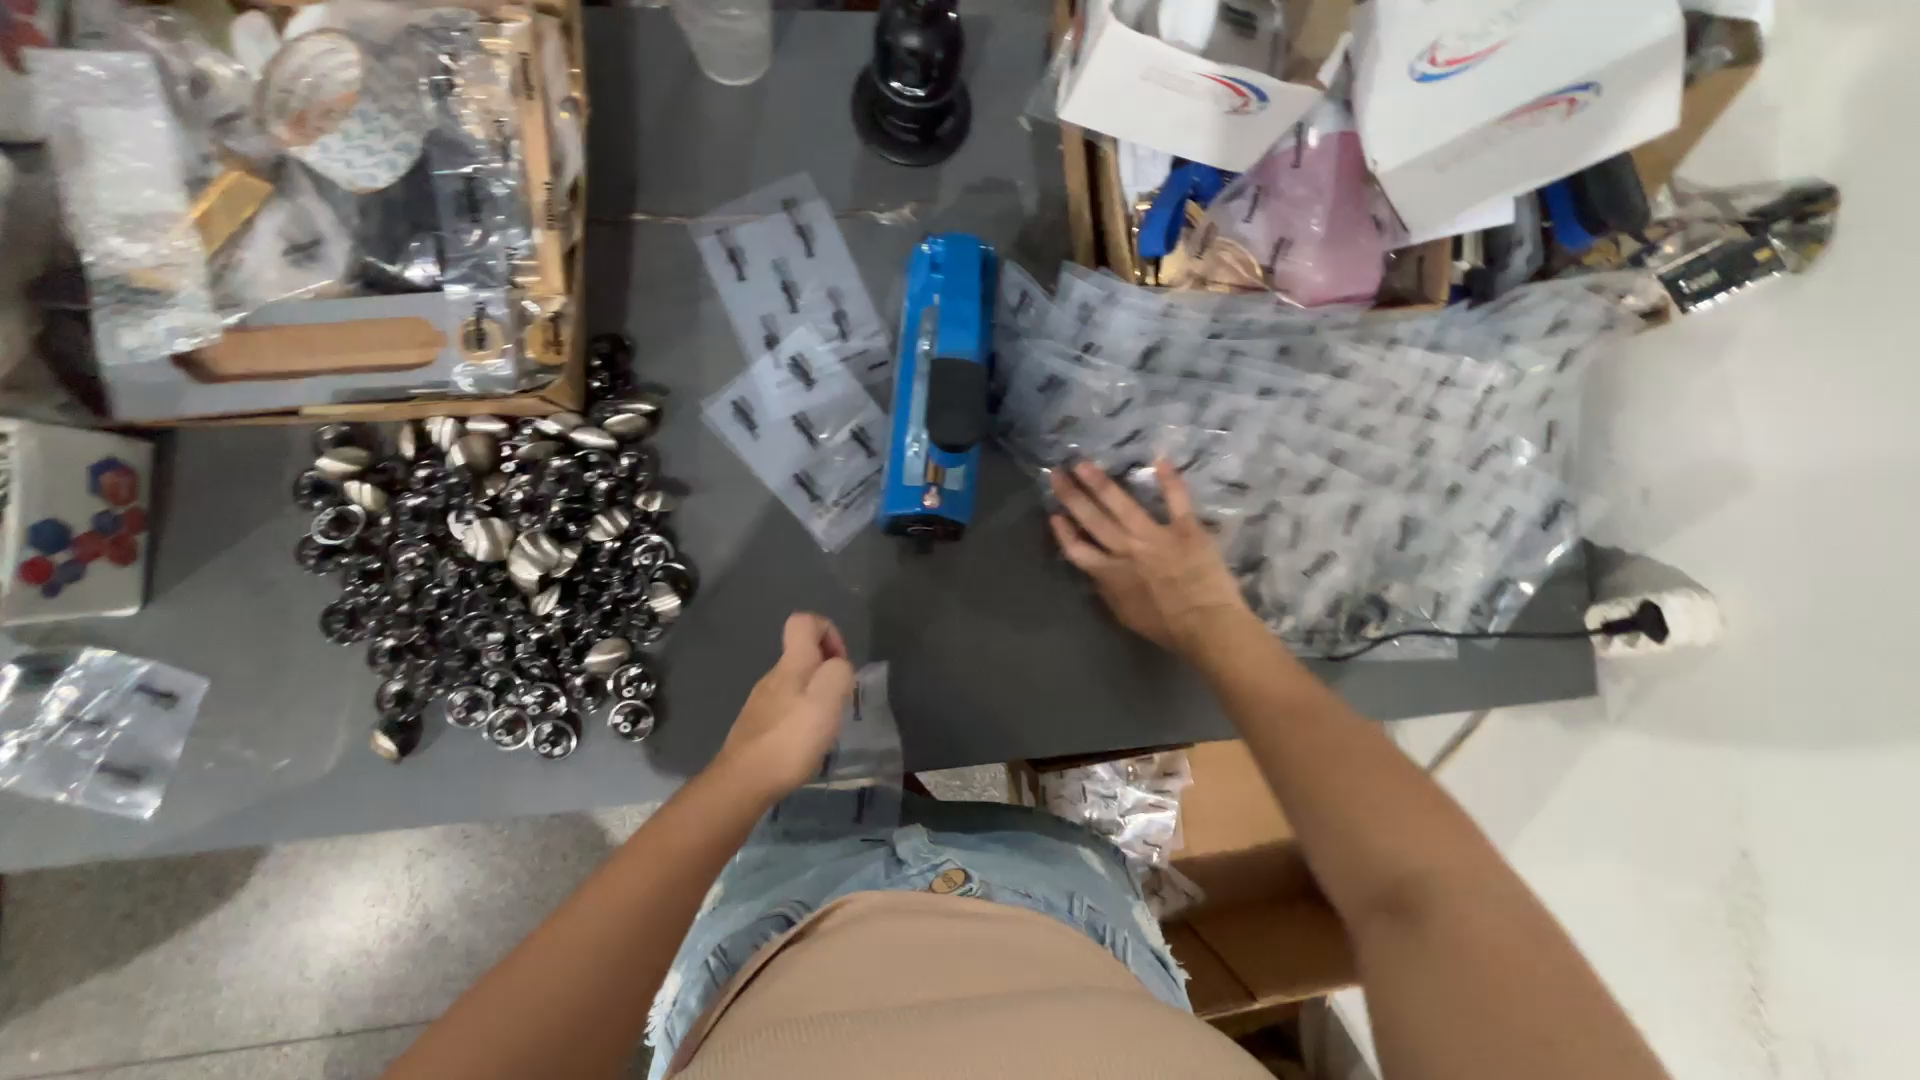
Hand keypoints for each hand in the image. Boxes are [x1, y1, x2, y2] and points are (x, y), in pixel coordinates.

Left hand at [712, 613, 855, 801]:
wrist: (743, 781)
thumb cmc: (790, 739)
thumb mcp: (827, 699)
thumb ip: (839, 672)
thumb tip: (838, 667)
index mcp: (792, 664)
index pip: (804, 621)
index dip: (828, 631)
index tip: (840, 663)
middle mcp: (773, 676)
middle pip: (802, 653)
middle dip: (828, 670)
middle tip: (839, 702)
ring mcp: (762, 701)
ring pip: (796, 681)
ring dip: (817, 695)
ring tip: (825, 726)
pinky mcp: (758, 725)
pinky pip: (787, 706)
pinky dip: (803, 716)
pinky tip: (806, 742)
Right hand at [1049, 460, 1251, 655]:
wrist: (1207, 626)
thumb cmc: (1166, 628)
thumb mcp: (1125, 614)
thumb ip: (1109, 590)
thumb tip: (1099, 574)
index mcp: (1110, 574)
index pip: (1076, 549)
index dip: (1063, 531)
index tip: (1055, 514)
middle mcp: (1126, 550)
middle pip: (1091, 519)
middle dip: (1070, 495)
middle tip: (1057, 473)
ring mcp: (1154, 536)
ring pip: (1120, 504)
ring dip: (1099, 482)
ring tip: (1083, 463)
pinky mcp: (1185, 529)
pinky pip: (1175, 500)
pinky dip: (1169, 479)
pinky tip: (1159, 458)